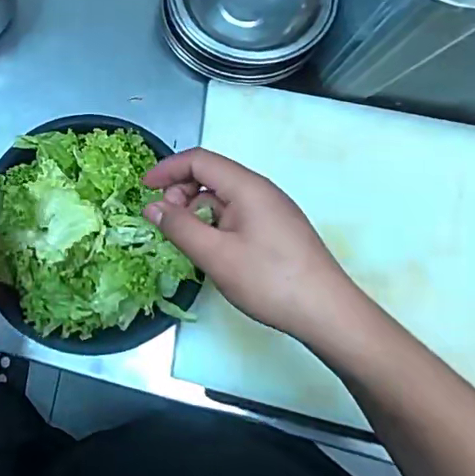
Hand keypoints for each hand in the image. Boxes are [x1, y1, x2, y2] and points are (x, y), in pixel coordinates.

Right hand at [143, 149, 374, 348]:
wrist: (330, 315)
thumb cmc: (270, 281)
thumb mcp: (215, 255)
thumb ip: (179, 227)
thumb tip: (152, 207)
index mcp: (247, 186)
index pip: (198, 160)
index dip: (167, 169)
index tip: (144, 189)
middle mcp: (260, 190)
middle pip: (210, 175)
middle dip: (180, 192)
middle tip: (167, 222)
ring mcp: (271, 210)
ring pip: (222, 197)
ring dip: (197, 210)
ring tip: (189, 241)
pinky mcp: (276, 230)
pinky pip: (236, 214)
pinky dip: (215, 223)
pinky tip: (213, 251)